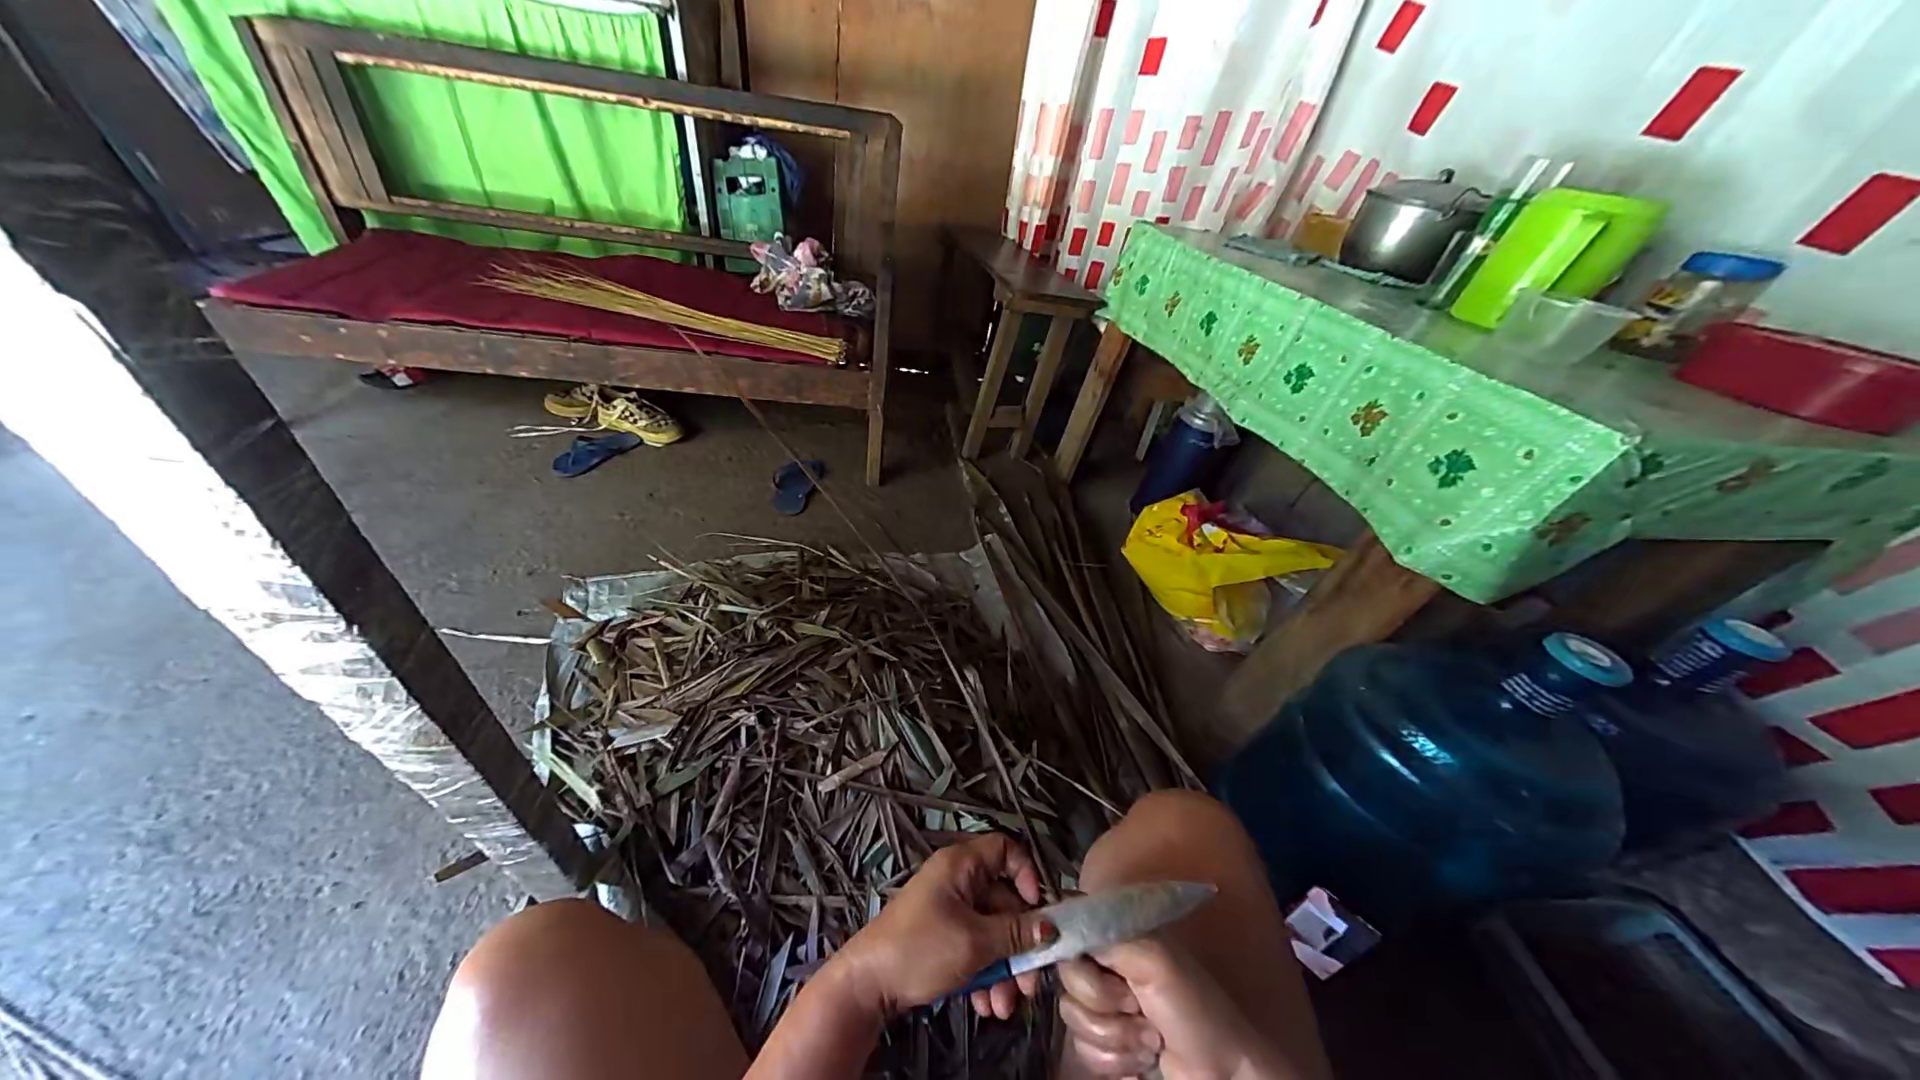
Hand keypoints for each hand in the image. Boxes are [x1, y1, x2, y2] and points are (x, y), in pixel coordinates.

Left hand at [825, 833, 1055, 1021]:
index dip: (1026, 874)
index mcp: (961, 865)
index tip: (1037, 910)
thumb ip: (1016, 933)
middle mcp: (957, 881)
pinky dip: (985, 974)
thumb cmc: (920, 949)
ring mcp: (950, 910)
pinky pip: (976, 947)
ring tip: (1002, 1006)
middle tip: (1030, 981)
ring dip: (1004, 969)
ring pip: (993, 931)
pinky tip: (985, 1004)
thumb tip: (1052, 928)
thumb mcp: (974, 942)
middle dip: (1019, 945)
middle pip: (1004, 902)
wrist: (867, 986)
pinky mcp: (944, 938)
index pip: (1005, 849)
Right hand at [1059, 936, 1272, 1079]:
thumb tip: (1058, 910)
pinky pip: (1082, 1048)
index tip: (1086, 966)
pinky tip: (1142, 1058)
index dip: (1064, 946)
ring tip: (1149, 1037)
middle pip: (1066, 976)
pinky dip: (1112, 1059)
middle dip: (1101, 1001)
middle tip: (1137, 1005)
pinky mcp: (1107, 1042)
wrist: (1224, 1077)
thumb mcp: (1152, 960)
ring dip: (1112, 1035)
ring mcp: (1106, 1004)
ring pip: (1072, 1016)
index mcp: (1117, 931)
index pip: (1066, 923)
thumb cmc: (1195, 1010)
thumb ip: (1104, 934)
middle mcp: (1107, 962)